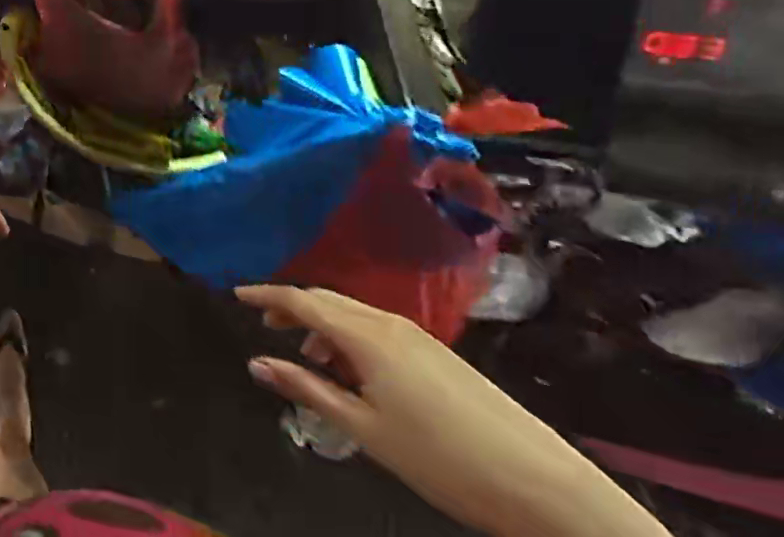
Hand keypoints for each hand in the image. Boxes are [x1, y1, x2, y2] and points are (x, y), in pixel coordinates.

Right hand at [238, 286, 670, 536]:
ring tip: (311, 357)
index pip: (301, 301)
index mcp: (366, 337)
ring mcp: (422, 339)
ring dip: (324, 324)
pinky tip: (357, 372)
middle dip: (292, 307)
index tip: (236, 296)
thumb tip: (257, 363)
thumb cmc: (444, 460)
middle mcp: (391, 325)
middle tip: (265, 325)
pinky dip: (352, 336)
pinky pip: (380, 329)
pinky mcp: (443, 356)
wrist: (551, 492)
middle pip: (328, 300)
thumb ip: (307, 389)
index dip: (265, 296)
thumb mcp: (364, 429)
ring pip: (355, 313)